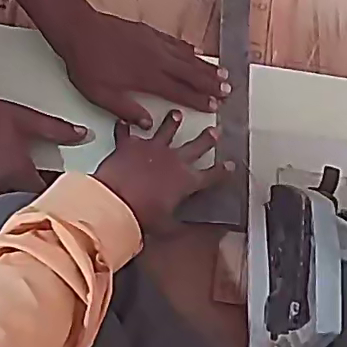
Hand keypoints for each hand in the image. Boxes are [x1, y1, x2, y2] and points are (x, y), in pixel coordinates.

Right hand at [0, 88, 85, 204]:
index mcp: (19, 175)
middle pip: (26, 209)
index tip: (63, 191)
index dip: (58, 197)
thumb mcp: (23, 117)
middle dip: (36, 204)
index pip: (48, 199)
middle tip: (44, 194)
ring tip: (18, 191)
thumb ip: (56, 128)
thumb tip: (82, 134)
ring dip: (13, 205)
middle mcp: (0, 191)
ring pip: (4, 211)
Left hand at [57, 12, 228, 128]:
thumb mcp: (101, 95)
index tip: (214, 106)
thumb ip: (126, 110)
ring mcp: (154, 44)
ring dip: (205, 66)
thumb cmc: (87, 64)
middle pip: (190, 74)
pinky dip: (188, 50)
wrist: (78, 30)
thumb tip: (147, 123)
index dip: (198, 100)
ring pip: (187, 57)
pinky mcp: (148, 32)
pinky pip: (175, 43)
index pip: (179, 92)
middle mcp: (156, 60)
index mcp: (147, 79)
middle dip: (211, 83)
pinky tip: (195, 52)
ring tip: (222, 73)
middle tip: (229, 90)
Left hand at [94, 111, 227, 233]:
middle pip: (196, 146)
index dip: (222, 171)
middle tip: (215, 131)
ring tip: (177, 114)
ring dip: (172, 122)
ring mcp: (152, 149)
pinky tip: (123, 123)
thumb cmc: (142, 216)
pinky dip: (124, 129)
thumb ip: (178, 226)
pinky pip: (127, 133)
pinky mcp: (130, 145)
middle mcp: (174, 160)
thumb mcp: (166, 226)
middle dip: (207, 139)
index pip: (211, 175)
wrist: (116, 202)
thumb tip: (186, 231)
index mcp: (186, 181)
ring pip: (166, 130)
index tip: (230, 165)